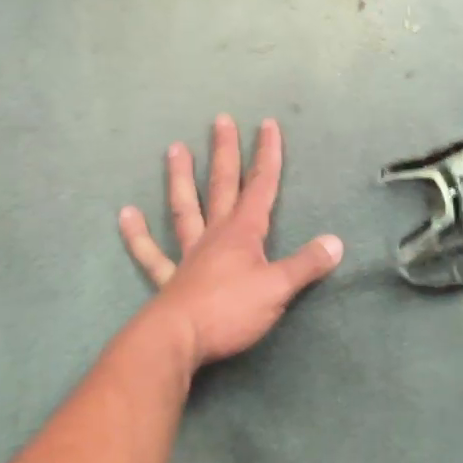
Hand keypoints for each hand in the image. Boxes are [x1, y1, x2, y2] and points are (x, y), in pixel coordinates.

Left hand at [118, 116, 341, 373]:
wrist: (176, 341)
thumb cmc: (230, 311)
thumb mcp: (278, 288)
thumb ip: (306, 264)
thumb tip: (335, 243)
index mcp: (243, 232)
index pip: (261, 186)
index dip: (267, 155)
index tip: (268, 125)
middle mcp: (215, 235)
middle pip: (222, 186)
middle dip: (225, 153)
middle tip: (221, 120)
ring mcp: (188, 255)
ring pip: (184, 208)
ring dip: (181, 178)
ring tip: (175, 148)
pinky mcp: (170, 279)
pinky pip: (151, 255)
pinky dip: (138, 235)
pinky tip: (126, 214)